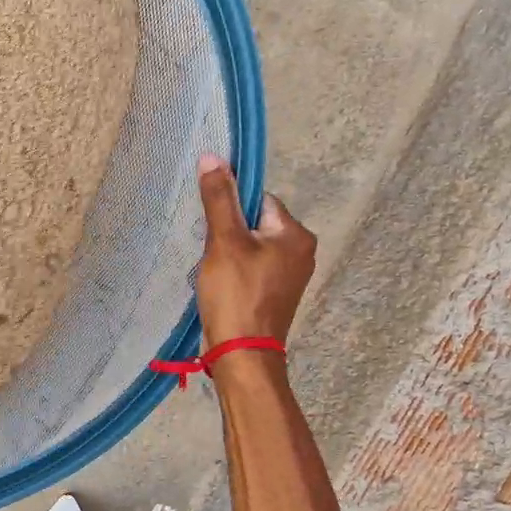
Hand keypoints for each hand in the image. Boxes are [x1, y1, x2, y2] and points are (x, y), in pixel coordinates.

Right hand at [194, 152, 316, 343]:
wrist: (242, 353)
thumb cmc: (236, 294)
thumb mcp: (224, 241)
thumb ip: (219, 199)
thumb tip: (213, 157)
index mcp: (297, 234)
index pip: (259, 200)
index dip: (231, 209)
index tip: (211, 227)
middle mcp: (302, 252)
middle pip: (254, 223)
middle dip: (227, 233)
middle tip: (208, 251)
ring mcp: (290, 276)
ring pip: (251, 247)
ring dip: (227, 253)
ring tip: (212, 270)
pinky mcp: (275, 294)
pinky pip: (252, 268)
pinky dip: (233, 271)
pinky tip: (219, 285)